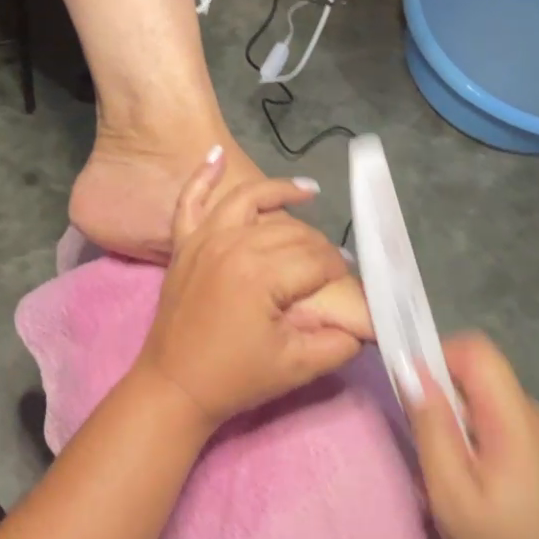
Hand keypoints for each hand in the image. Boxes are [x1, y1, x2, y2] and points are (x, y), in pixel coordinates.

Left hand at [133, 150, 365, 428]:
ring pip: (249, 202)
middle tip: (332, 263)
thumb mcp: (297, 366)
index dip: (338, 269)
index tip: (350, 280)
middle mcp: (233, 244)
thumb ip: (338, 341)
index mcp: (262, 275)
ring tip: (309, 191)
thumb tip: (364, 319)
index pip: (315, 259)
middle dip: (317, 244)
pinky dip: (202, 175)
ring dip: (280, 191)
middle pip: (289, 230)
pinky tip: (217, 153)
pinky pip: (190, 200)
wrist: (174, 386)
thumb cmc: (237, 378)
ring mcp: (204, 239)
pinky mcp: (183, 243)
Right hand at [408, 334, 538, 538]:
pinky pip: (497, 418)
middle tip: (424, 437)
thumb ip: (432, 427)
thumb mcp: (452, 494)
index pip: (477, 349)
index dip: (439, 354)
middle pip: (480, 372)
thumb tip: (411, 369)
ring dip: (456, 417)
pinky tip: (468, 476)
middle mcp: (534, 414)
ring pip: (485, 396)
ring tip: (445, 465)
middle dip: (443, 393)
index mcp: (517, 419)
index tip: (413, 388)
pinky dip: (473, 433)